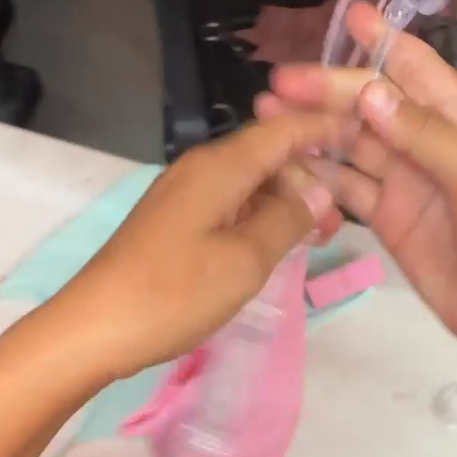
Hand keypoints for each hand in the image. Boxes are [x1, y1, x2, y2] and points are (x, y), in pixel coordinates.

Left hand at [49, 113, 347, 380]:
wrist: (94, 329)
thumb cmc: (173, 293)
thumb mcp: (244, 260)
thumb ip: (287, 219)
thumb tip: (317, 190)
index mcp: (219, 167)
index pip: (282, 130)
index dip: (323, 128)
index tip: (362, 134)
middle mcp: (198, 170)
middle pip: (264, 157)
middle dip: (306, 179)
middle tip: (337, 223)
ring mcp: (180, 198)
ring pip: (245, 186)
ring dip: (281, 205)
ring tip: (312, 239)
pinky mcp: (170, 225)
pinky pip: (225, 209)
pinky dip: (254, 221)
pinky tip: (269, 248)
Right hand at [259, 2, 456, 356]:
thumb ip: (425, 136)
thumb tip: (369, 92)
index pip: (417, 70)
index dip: (383, 43)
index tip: (348, 17)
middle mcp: (429, 144)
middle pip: (371, 108)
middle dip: (327, 93)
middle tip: (278, 85)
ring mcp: (405, 183)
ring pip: (352, 148)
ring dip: (314, 134)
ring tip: (268, 122)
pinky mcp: (386, 220)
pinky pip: (347, 192)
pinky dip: (319, 180)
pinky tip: (288, 169)